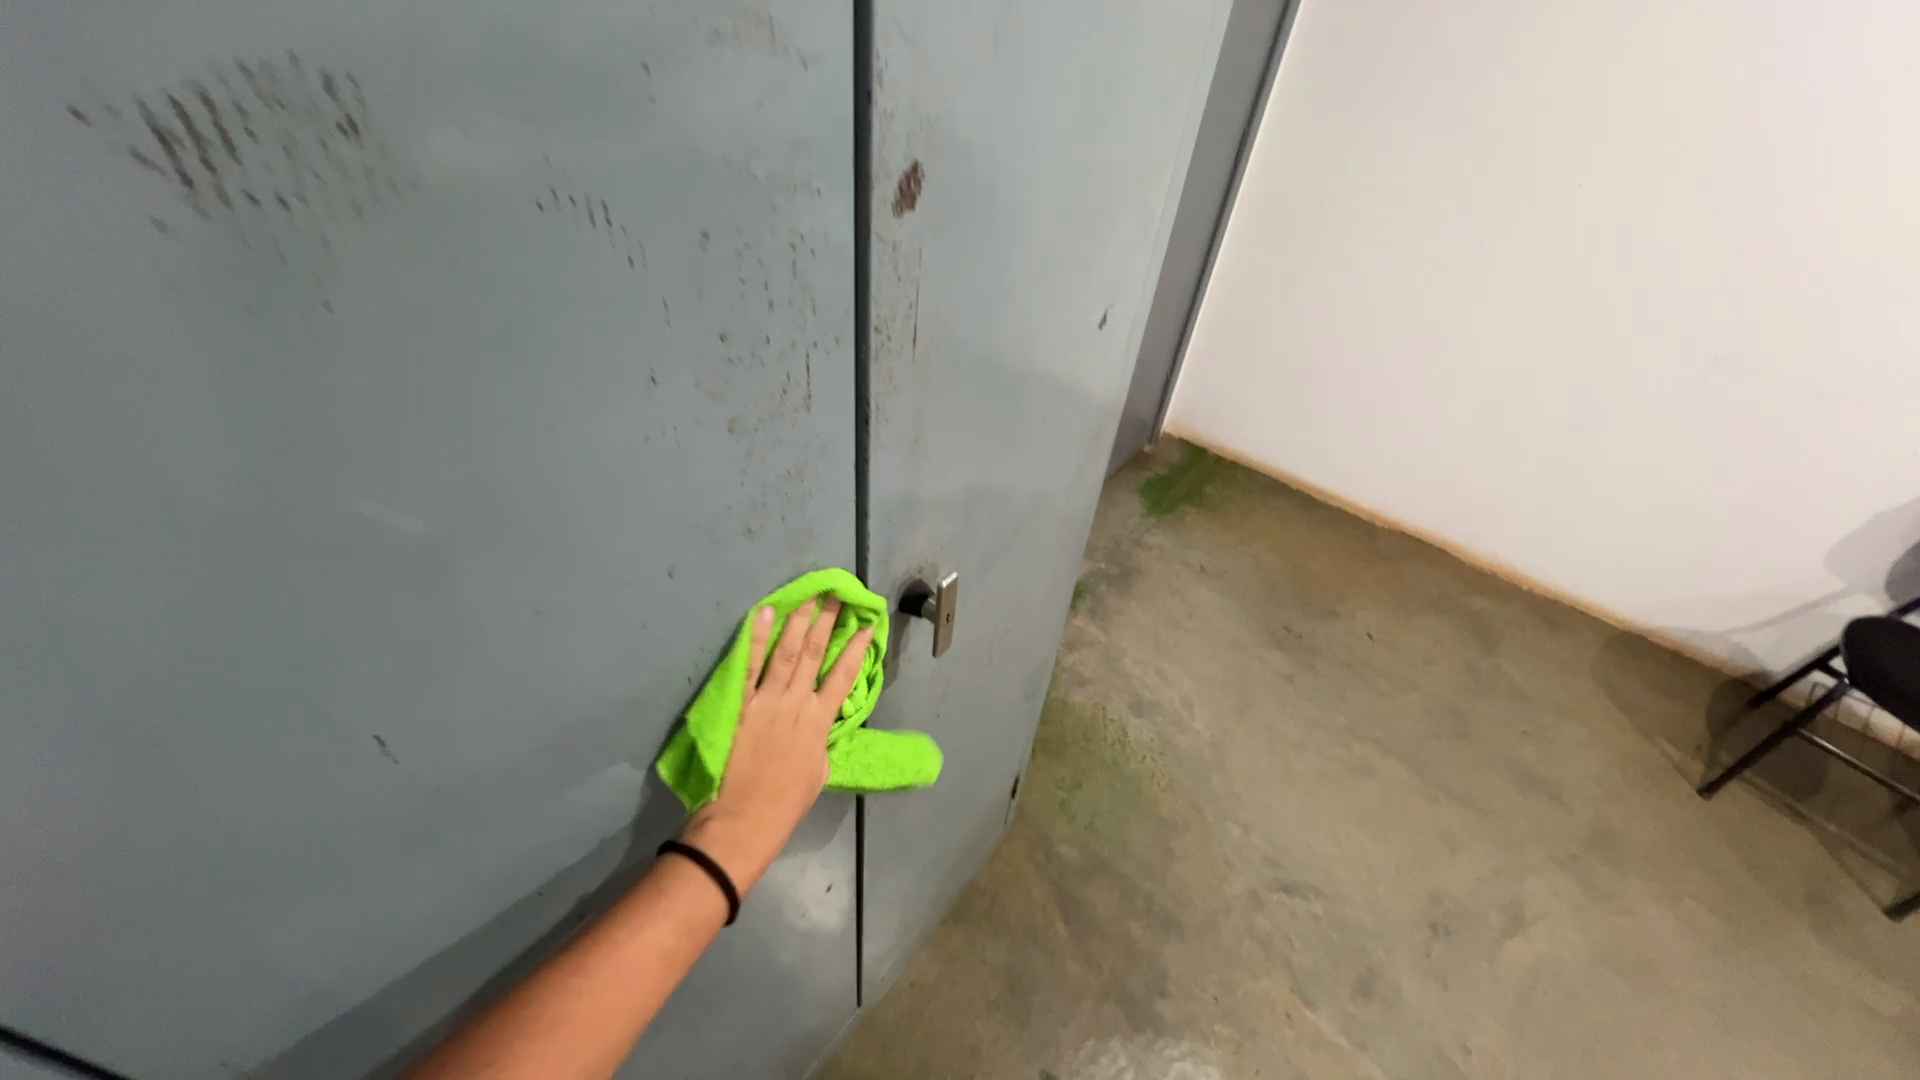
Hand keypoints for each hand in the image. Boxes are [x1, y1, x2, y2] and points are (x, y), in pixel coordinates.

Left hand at [679, 598, 872, 892]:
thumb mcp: (819, 771)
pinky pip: (749, 665)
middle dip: (827, 622)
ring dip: (799, 622)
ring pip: (787, 652)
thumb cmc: (786, 803)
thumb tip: (819, 722)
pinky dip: (755, 638)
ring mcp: (767, 700)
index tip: (867, 626)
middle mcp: (797, 703)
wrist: (745, 819)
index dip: (857, 649)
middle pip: (816, 654)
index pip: (844, 676)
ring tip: (808, 597)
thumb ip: (820, 740)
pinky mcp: (741, 705)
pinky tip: (763, 613)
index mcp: (820, 721)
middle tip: (835, 596)